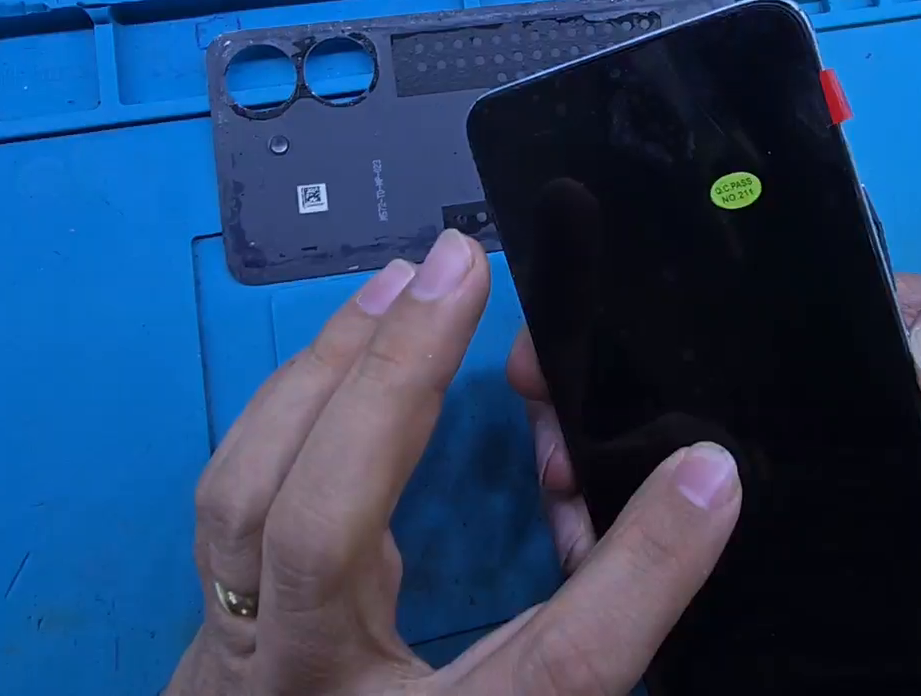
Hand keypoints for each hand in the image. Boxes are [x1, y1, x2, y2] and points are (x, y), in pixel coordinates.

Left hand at [167, 230, 744, 694]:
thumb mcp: (522, 689)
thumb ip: (606, 601)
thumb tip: (698, 481)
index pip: (551, 666)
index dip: (639, 572)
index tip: (705, 474)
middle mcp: (306, 688)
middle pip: (323, 535)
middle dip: (393, 377)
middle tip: (459, 266)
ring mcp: (237, 646)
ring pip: (241, 494)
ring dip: (325, 365)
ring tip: (398, 283)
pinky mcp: (216, 600)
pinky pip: (236, 480)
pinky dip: (293, 392)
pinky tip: (347, 342)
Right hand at [509, 254, 920, 630]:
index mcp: (826, 309)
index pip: (715, 275)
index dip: (637, 282)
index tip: (573, 308)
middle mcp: (778, 374)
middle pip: (661, 358)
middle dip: (584, 367)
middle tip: (544, 398)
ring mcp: (770, 458)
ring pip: (658, 443)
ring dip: (595, 451)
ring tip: (562, 480)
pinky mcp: (773, 538)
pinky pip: (690, 531)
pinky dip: (641, 542)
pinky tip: (603, 550)